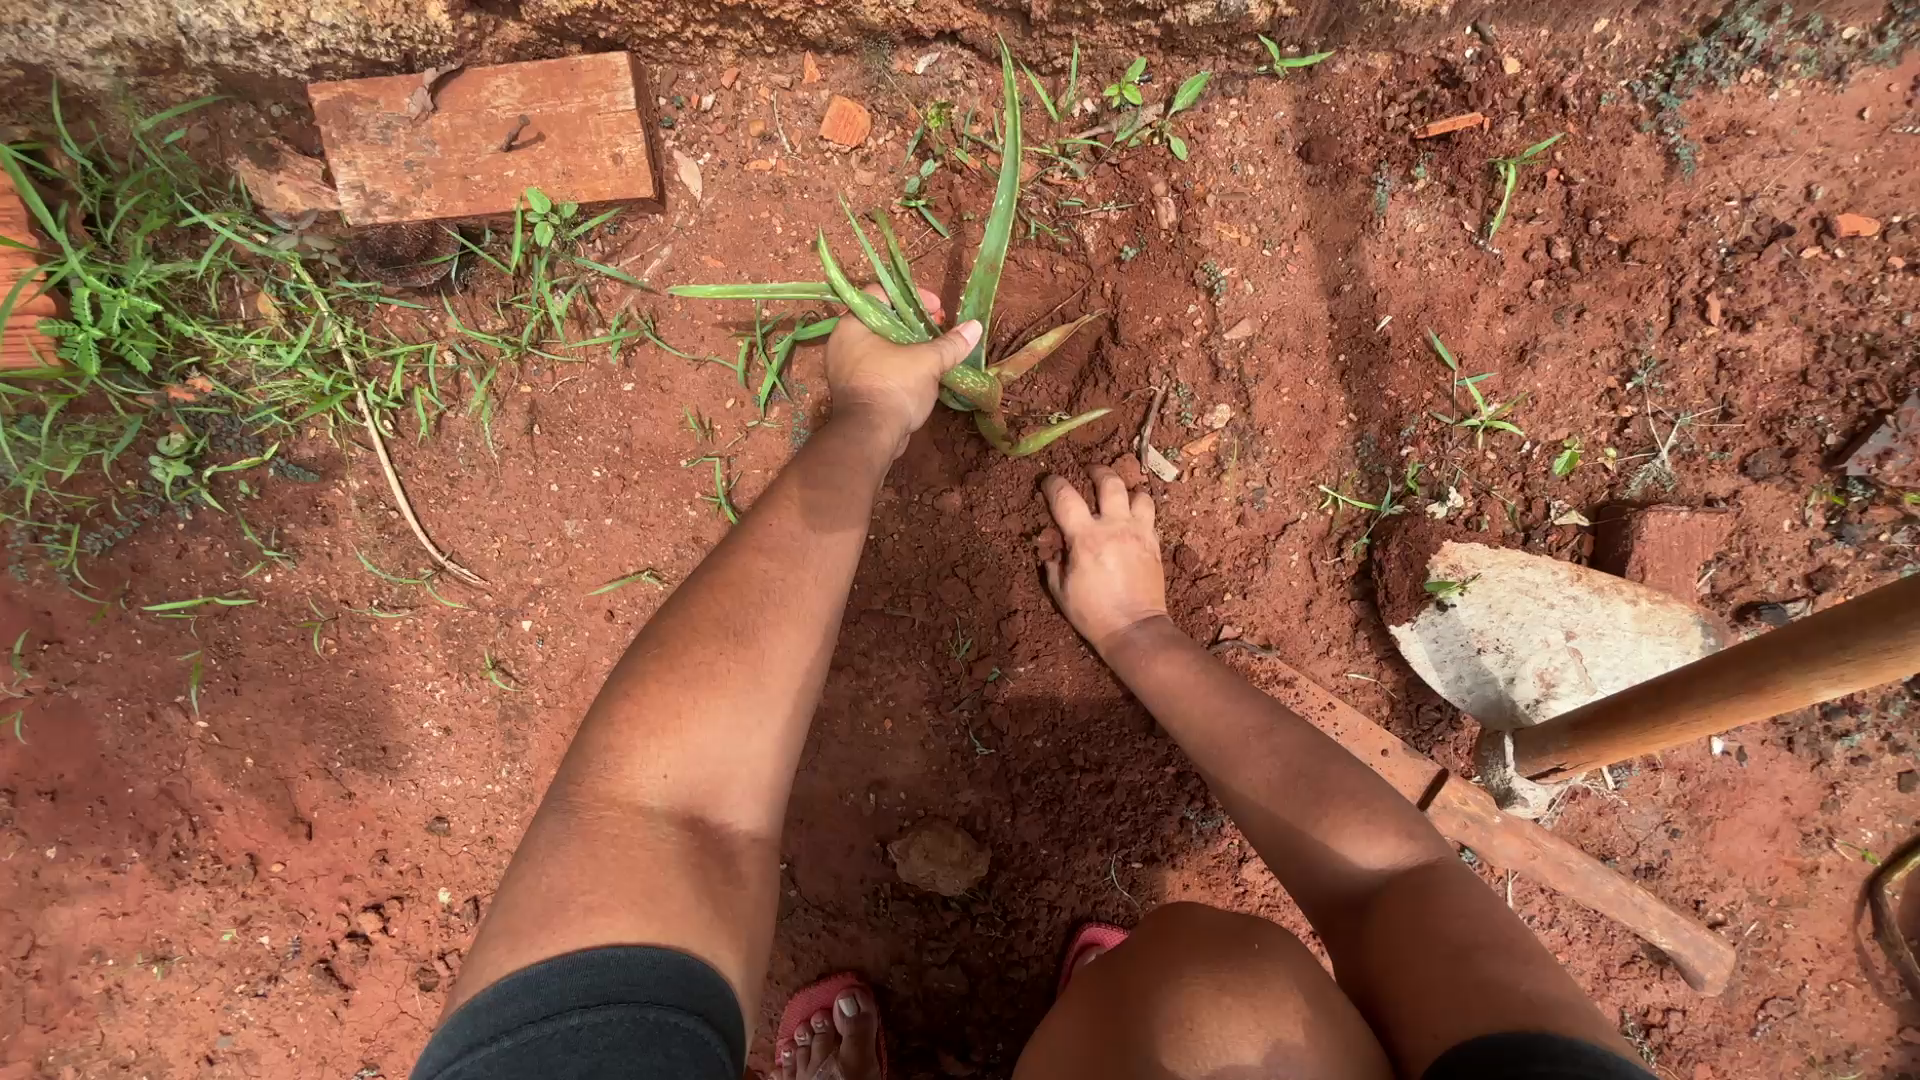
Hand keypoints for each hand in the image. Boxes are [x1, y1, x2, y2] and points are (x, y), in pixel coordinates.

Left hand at [825, 285, 980, 456]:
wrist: (871, 436)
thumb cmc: (894, 388)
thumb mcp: (928, 362)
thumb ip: (950, 344)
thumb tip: (975, 327)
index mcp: (853, 324)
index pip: (881, 293)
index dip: (913, 296)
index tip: (937, 309)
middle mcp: (843, 342)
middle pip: (883, 319)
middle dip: (914, 323)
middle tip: (938, 330)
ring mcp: (846, 367)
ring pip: (881, 346)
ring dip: (908, 347)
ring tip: (933, 353)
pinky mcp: (854, 390)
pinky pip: (878, 367)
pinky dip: (898, 366)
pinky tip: (920, 374)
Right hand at [1040, 465, 1168, 655]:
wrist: (1134, 629)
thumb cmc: (1092, 613)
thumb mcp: (1060, 590)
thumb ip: (1053, 563)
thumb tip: (1052, 548)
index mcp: (1085, 538)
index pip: (1065, 497)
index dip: (1053, 484)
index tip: (1048, 482)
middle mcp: (1115, 527)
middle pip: (1109, 482)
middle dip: (1097, 471)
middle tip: (1089, 472)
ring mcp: (1139, 533)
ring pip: (1138, 494)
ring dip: (1127, 490)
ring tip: (1118, 495)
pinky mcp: (1154, 544)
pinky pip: (1150, 516)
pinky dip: (1140, 511)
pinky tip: (1132, 519)